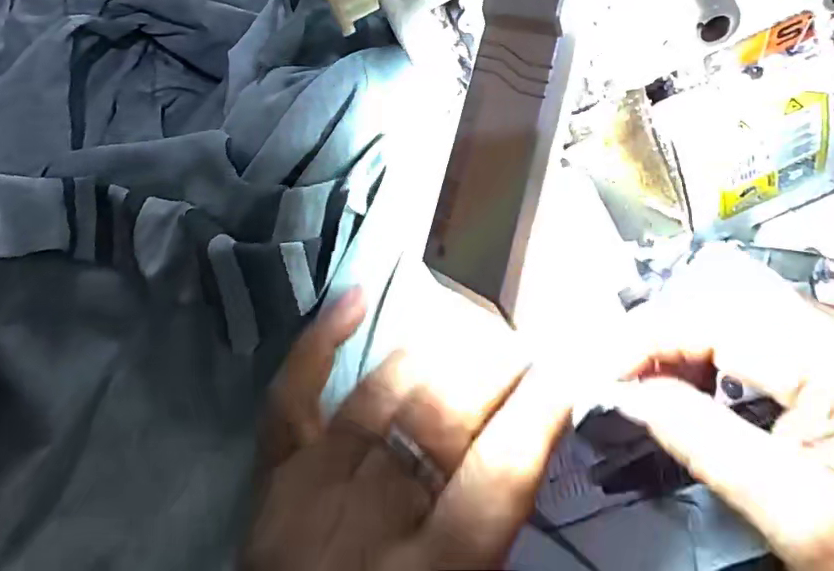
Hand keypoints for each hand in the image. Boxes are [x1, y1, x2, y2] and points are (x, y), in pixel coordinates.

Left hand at [246, 288, 572, 570]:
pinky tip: (356, 295)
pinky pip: (293, 391)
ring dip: (430, 355)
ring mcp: (313, 482)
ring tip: (469, 326)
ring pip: (378, 398)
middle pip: (436, 423)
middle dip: (485, 372)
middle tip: (518, 342)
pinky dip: (320, 339)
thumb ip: (489, 539)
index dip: (532, 419)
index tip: (560, 375)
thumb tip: (524, 452)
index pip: (494, 480)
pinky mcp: (273, 467)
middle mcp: (370, 517)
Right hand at [605, 246, 833, 570]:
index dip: (647, 339)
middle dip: (660, 337)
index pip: (713, 321)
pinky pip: (750, 337)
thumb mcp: (795, 514)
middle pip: (718, 306)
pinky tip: (691, 384)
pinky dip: (709, 354)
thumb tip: (625, 389)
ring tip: (645, 380)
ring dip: (680, 344)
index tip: (600, 370)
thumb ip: (701, 439)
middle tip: (618, 377)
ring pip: (728, 315)